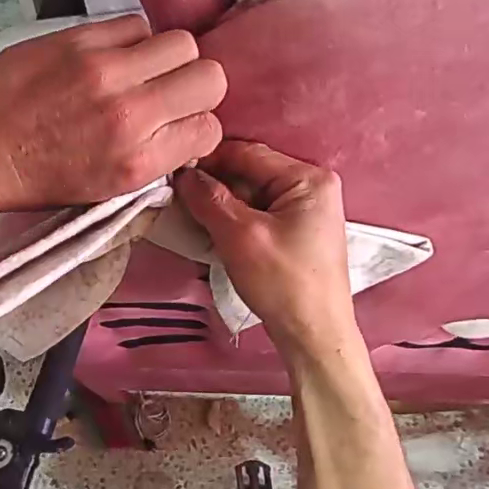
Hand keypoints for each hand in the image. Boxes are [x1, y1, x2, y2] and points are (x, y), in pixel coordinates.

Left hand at [0, 15, 225, 213]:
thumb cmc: (41, 178)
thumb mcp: (108, 191)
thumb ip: (156, 160)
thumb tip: (187, 131)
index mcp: (137, 161)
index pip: (209, 128)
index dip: (199, 126)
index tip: (181, 126)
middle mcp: (129, 113)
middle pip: (209, 77)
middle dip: (197, 87)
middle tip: (170, 94)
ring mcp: (104, 70)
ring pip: (180, 42)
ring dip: (168, 59)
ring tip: (140, 73)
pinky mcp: (79, 39)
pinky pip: (136, 24)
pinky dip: (133, 41)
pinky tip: (114, 58)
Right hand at [175, 141, 352, 346]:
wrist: (314, 335)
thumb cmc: (284, 284)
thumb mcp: (240, 237)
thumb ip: (210, 200)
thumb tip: (184, 174)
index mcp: (308, 178)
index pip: (248, 153)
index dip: (208, 160)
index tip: (174, 171)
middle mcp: (312, 186)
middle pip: (250, 173)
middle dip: (215, 186)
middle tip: (180, 199)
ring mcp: (307, 210)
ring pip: (253, 195)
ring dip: (223, 206)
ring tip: (195, 219)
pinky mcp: (299, 231)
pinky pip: (260, 214)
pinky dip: (237, 221)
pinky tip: (217, 233)